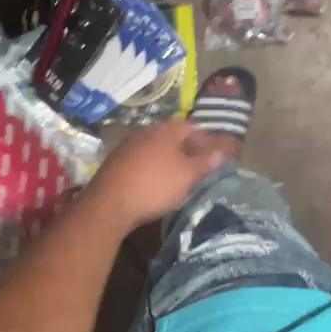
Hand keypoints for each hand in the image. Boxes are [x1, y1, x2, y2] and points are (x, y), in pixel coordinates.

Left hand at [83, 119, 227, 228]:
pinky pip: (141, 159)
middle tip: (198, 166)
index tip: (213, 155)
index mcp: (166, 130)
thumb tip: (221, 152)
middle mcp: (146, 131)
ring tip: (178, 176)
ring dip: (168, 159)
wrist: (109, 204)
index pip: (192, 127)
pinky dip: (152, 167)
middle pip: (172, 136)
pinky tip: (155, 182)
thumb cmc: (155, 186)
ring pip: (155, 148)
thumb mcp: (187, 176)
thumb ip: (205, 162)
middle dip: (186, 149)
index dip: (205, 139)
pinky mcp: (115, 162)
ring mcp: (128, 146)